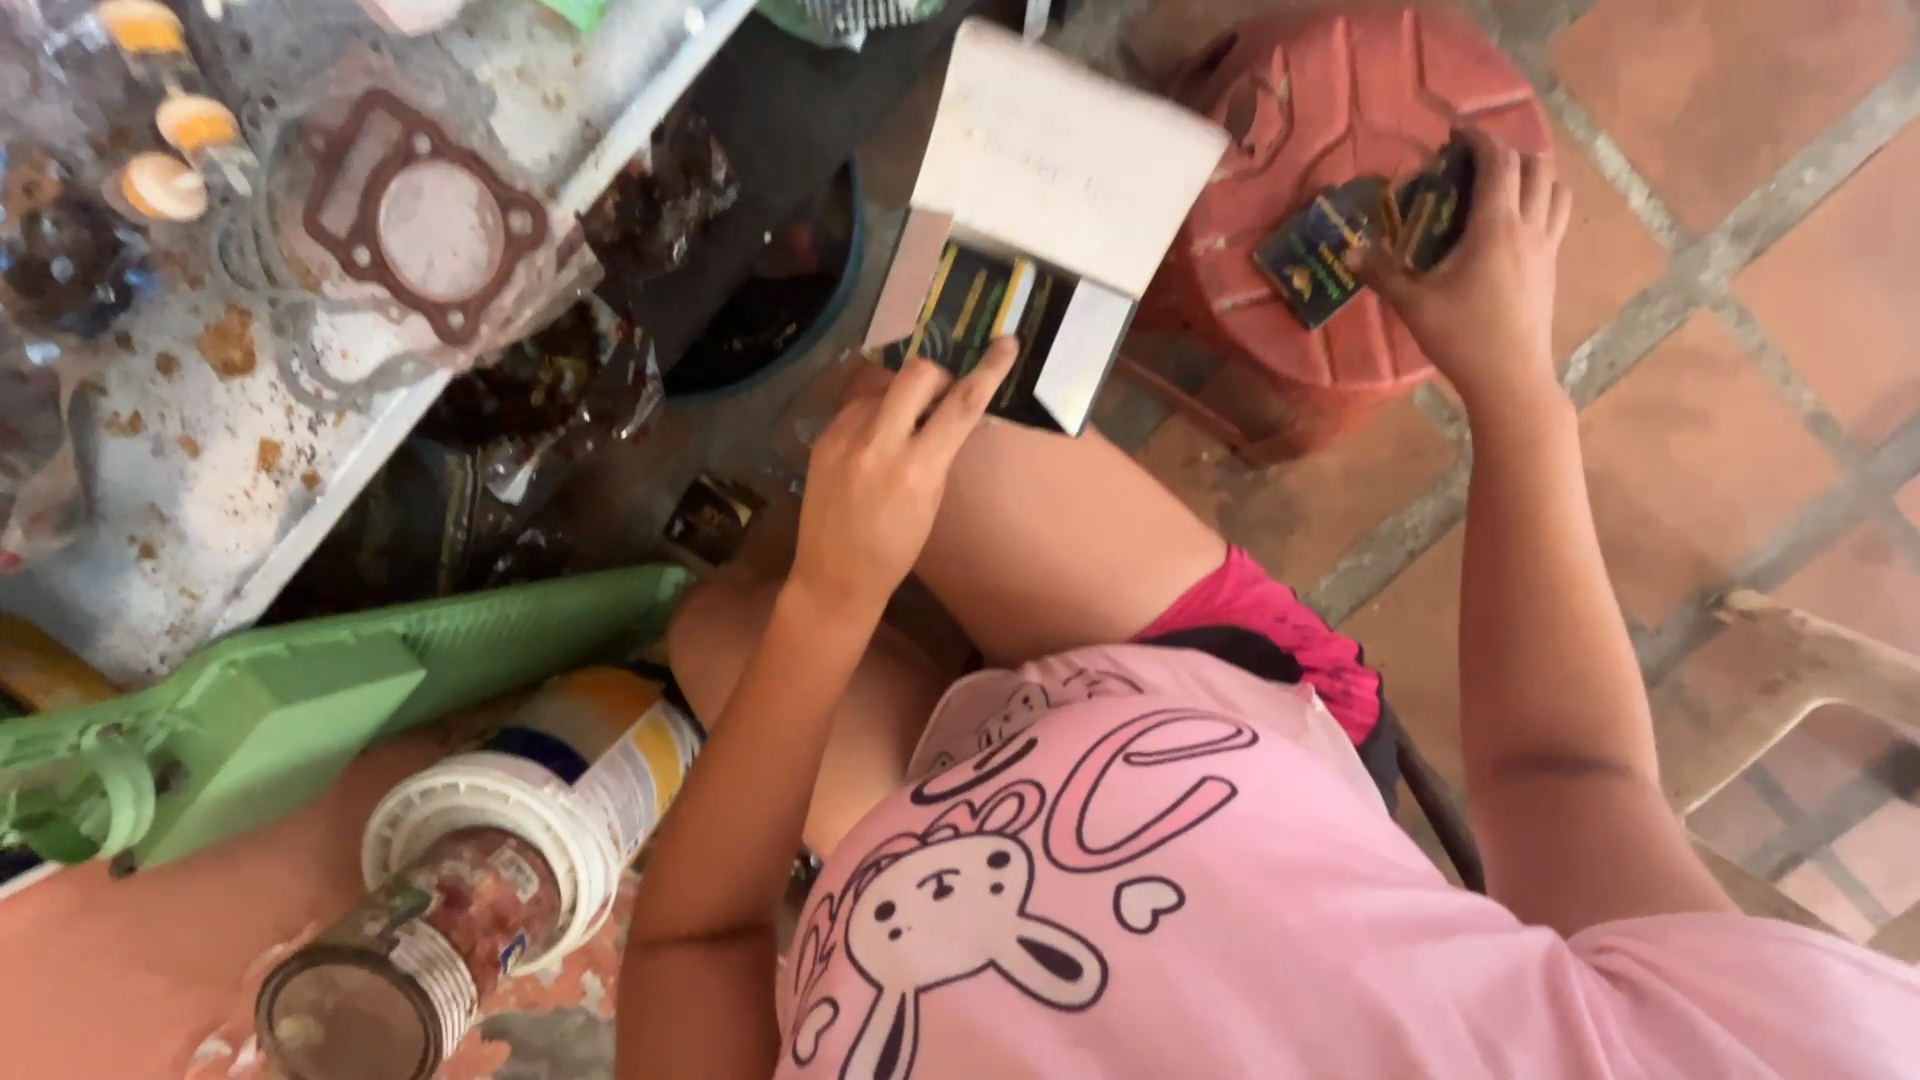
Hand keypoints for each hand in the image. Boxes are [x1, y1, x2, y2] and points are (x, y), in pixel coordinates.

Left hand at [788, 338, 1018, 617]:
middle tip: (941, 398)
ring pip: (883, 385)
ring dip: (902, 395)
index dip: (989, 370)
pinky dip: (875, 411)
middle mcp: (878, 443)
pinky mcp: (823, 437)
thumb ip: (940, 452)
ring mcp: (844, 437)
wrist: (834, 574)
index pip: (961, 405)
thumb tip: (949, 412)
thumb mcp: (930, 502)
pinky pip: (857, 404)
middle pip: (916, 373)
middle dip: (938, 376)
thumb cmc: (895, 549)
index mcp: (917, 469)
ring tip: (902, 426)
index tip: (1006, 344)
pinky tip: (874, 439)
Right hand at [1365, 129, 1571, 416]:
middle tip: (1477, 162)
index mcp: (1496, 228)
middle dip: (1509, 153)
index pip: (1499, 164)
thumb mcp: (1412, 303)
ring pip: (1556, 190)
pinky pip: (1555, 219)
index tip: (1457, 134)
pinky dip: (1540, 204)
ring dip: (1534, 176)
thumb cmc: (1459, 335)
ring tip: (1503, 186)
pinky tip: (1514, 226)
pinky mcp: (1550, 269)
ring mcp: (1546, 248)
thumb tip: (1349, 251)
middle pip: (1537, 167)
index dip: (1480, 140)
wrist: (1508, 375)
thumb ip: (1382, 272)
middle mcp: (1529, 228)